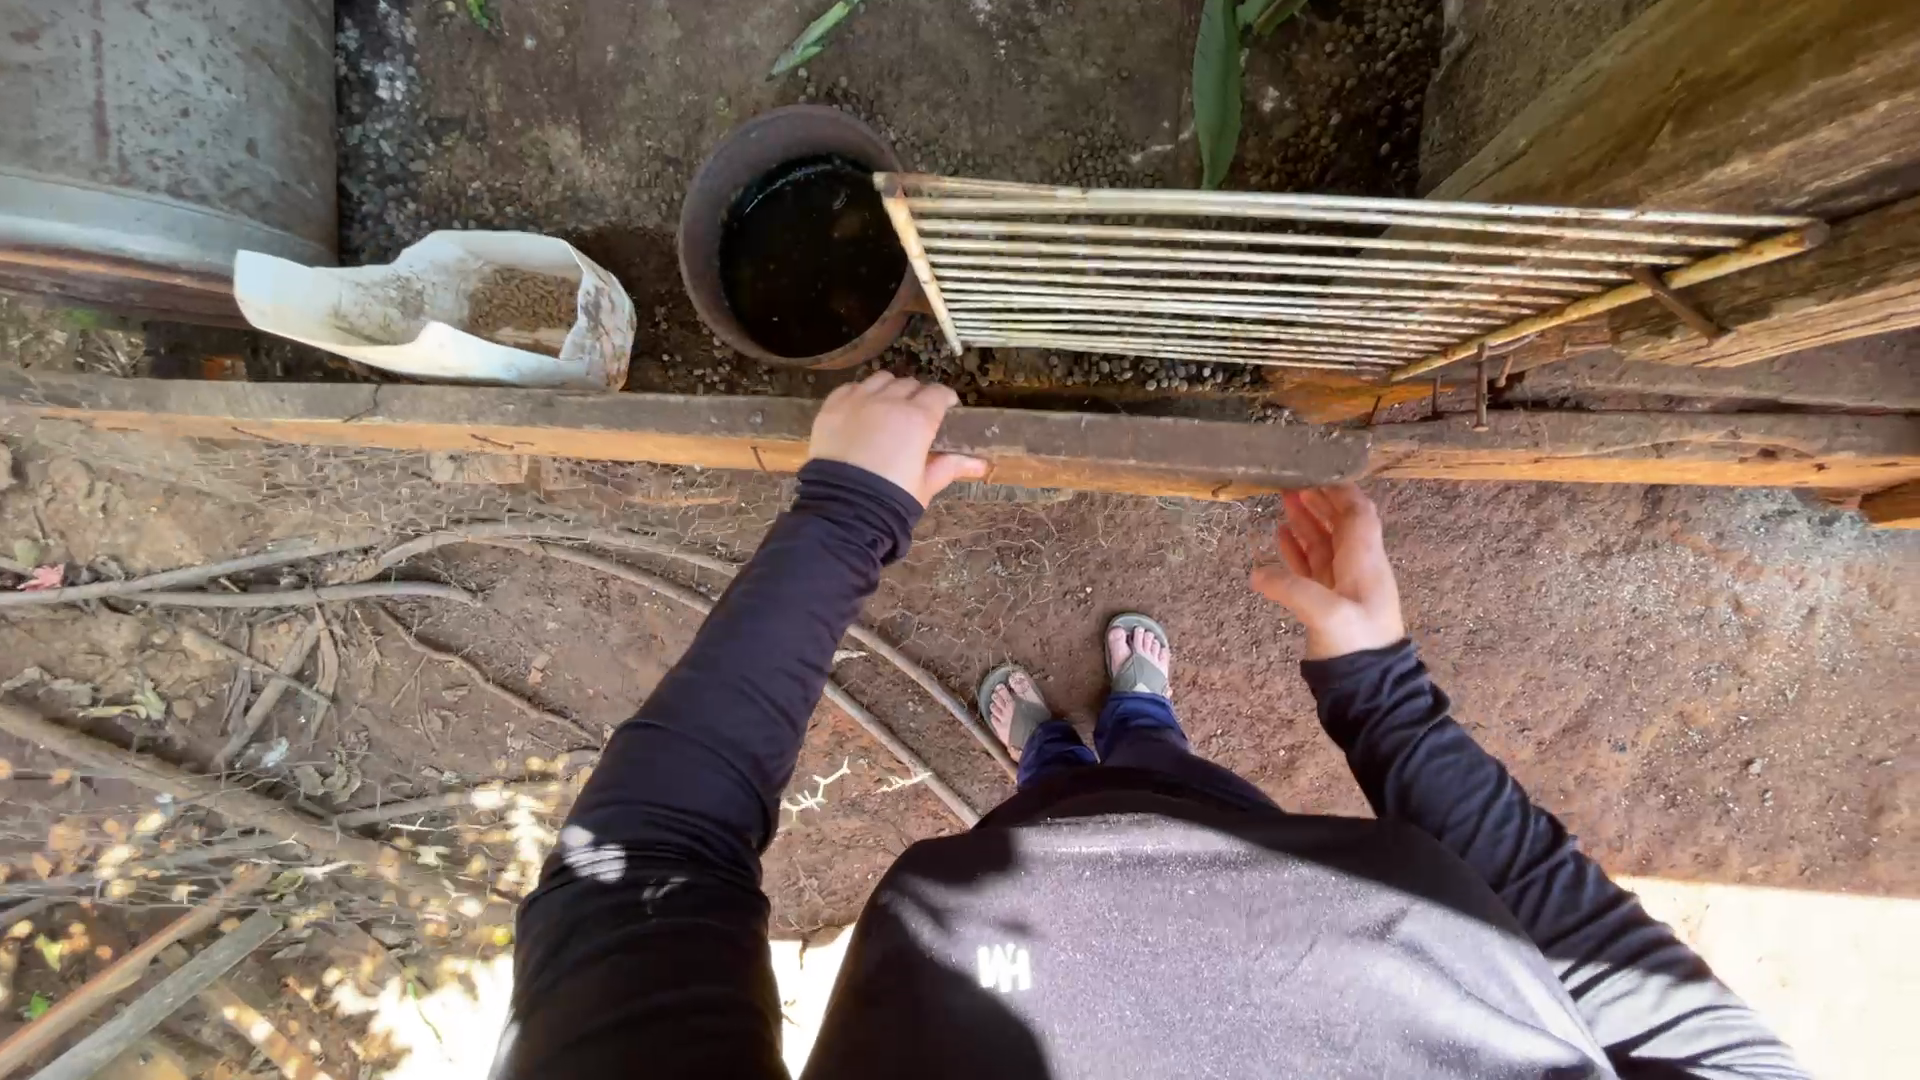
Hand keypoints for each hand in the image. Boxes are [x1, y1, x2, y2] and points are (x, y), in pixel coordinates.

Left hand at [808, 372, 988, 505]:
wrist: (843, 510)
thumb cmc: (891, 499)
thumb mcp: (925, 484)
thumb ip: (951, 466)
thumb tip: (981, 464)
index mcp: (918, 419)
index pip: (938, 393)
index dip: (945, 399)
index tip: (947, 407)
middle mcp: (889, 401)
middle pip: (910, 385)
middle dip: (917, 395)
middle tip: (917, 415)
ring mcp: (858, 401)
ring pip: (881, 379)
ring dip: (890, 389)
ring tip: (889, 407)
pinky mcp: (831, 408)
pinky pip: (851, 387)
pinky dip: (861, 393)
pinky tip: (862, 409)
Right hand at [1251, 484, 1406, 659]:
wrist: (1369, 688)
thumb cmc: (1356, 645)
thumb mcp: (1326, 613)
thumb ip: (1291, 588)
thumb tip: (1257, 572)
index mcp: (1365, 562)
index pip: (1358, 515)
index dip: (1339, 493)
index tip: (1315, 474)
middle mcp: (1356, 568)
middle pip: (1340, 524)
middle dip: (1319, 501)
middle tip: (1292, 483)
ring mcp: (1342, 586)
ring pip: (1324, 543)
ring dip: (1306, 521)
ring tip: (1283, 500)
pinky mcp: (1327, 602)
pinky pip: (1312, 566)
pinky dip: (1297, 549)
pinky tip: (1280, 536)